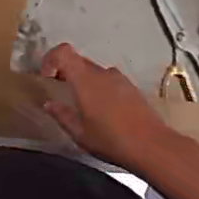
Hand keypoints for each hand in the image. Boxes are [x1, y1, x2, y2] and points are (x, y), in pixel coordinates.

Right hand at [40, 43, 190, 173]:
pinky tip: (103, 111)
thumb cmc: (111, 140)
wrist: (151, 145)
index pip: (64, 52)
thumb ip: (62, 115)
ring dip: (84, 81)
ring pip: (95, 72)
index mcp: (85, 80)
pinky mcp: (132, 87)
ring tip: (83, 105)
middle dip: (65, 72)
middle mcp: (103, 73)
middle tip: (61, 92)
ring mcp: (120, 79)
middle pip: (78, 61)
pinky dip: (100, 88)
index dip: (51, 59)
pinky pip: (109, 80)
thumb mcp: (80, 133)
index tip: (47, 77)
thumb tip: (49, 104)